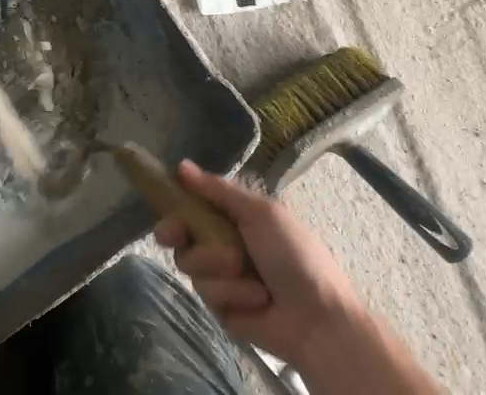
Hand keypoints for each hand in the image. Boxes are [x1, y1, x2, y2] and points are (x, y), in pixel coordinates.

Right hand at [154, 160, 365, 372]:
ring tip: (252, 279)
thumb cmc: (296, 257)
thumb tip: (181, 165)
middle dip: (179, 234)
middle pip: (179, 234)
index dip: (174, 205)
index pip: (191, 205)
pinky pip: (207, 293)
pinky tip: (258, 300)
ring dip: (219, 269)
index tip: (166, 205)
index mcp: (234, 218)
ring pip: (191, 263)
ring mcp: (220, 277)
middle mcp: (221, 243)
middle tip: (178, 237)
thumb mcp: (262, 214)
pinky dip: (233, 294)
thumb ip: (219, 190)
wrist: (319, 320)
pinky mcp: (221, 306)